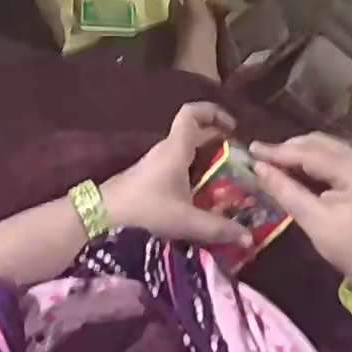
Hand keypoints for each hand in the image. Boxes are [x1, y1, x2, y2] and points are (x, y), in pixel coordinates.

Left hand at [101, 103, 254, 247]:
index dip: (214, 112)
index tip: (233, 126)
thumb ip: (218, 229)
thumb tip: (249, 239)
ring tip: (224, 176)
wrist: (101, 217)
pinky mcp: (147, 178)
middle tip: (237, 155)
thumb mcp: (186, 221)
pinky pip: (176, 165)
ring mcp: (154, 164)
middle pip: (192, 131)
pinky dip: (191, 170)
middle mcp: (165, 151)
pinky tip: (200, 192)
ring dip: (204, 155)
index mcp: (175, 149)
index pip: (192, 113)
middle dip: (216, 137)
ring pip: (184, 149)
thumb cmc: (145, 211)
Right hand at [248, 134, 351, 289]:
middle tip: (259, 155)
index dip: (278, 151)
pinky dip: (309, 159)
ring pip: (324, 147)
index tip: (251, 149)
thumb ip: (286, 191)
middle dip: (288, 148)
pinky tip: (292, 167)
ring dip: (298, 151)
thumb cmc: (350, 248)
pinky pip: (331, 157)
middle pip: (318, 143)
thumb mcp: (314, 221)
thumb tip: (258, 168)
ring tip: (272, 160)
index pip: (309, 154)